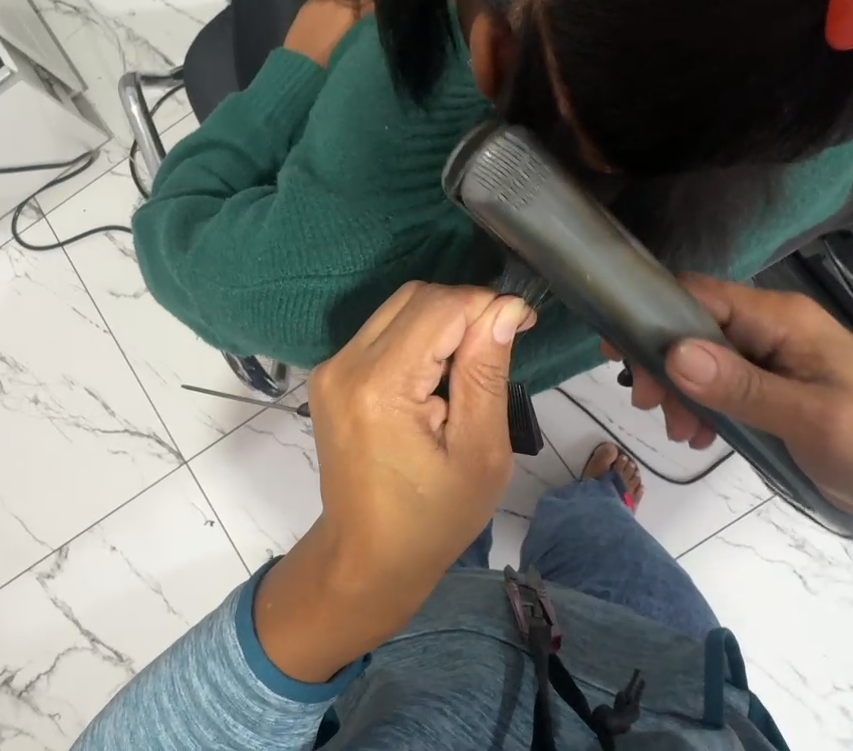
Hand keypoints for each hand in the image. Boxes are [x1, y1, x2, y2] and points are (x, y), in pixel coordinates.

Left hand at [254, 282, 530, 681]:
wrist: (367, 555)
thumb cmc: (433, 518)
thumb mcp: (479, 453)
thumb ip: (486, 373)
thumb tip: (506, 308)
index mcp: (381, 386)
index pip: (440, 307)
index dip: (486, 305)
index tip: (523, 324)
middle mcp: (345, 365)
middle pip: (415, 297)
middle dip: (464, 308)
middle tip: (497, 346)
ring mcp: (331, 367)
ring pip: (396, 308)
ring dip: (440, 320)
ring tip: (469, 365)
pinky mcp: (329, 374)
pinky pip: (380, 330)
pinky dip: (416, 336)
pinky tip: (436, 375)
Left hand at [283, 0, 372, 66]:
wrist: (302, 62)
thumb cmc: (329, 59)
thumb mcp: (352, 43)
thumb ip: (359, 29)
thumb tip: (363, 20)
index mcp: (353, 15)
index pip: (367, 7)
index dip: (366, 14)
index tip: (364, 20)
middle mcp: (341, 3)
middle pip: (353, 1)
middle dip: (354, 9)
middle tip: (350, 20)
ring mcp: (325, 1)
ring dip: (342, 3)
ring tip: (339, 14)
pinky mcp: (311, 2)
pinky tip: (328, 6)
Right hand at [627, 276, 852, 525]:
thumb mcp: (812, 420)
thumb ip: (741, 385)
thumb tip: (673, 352)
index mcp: (782, 319)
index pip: (698, 295)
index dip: (651, 316)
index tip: (617, 355)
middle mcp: (773, 328)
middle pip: (692, 326)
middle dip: (661, 363)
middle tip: (646, 406)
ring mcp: (773, 358)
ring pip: (700, 358)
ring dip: (679, 390)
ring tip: (679, 430)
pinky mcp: (774, 387)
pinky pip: (720, 383)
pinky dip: (700, 405)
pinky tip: (698, 435)